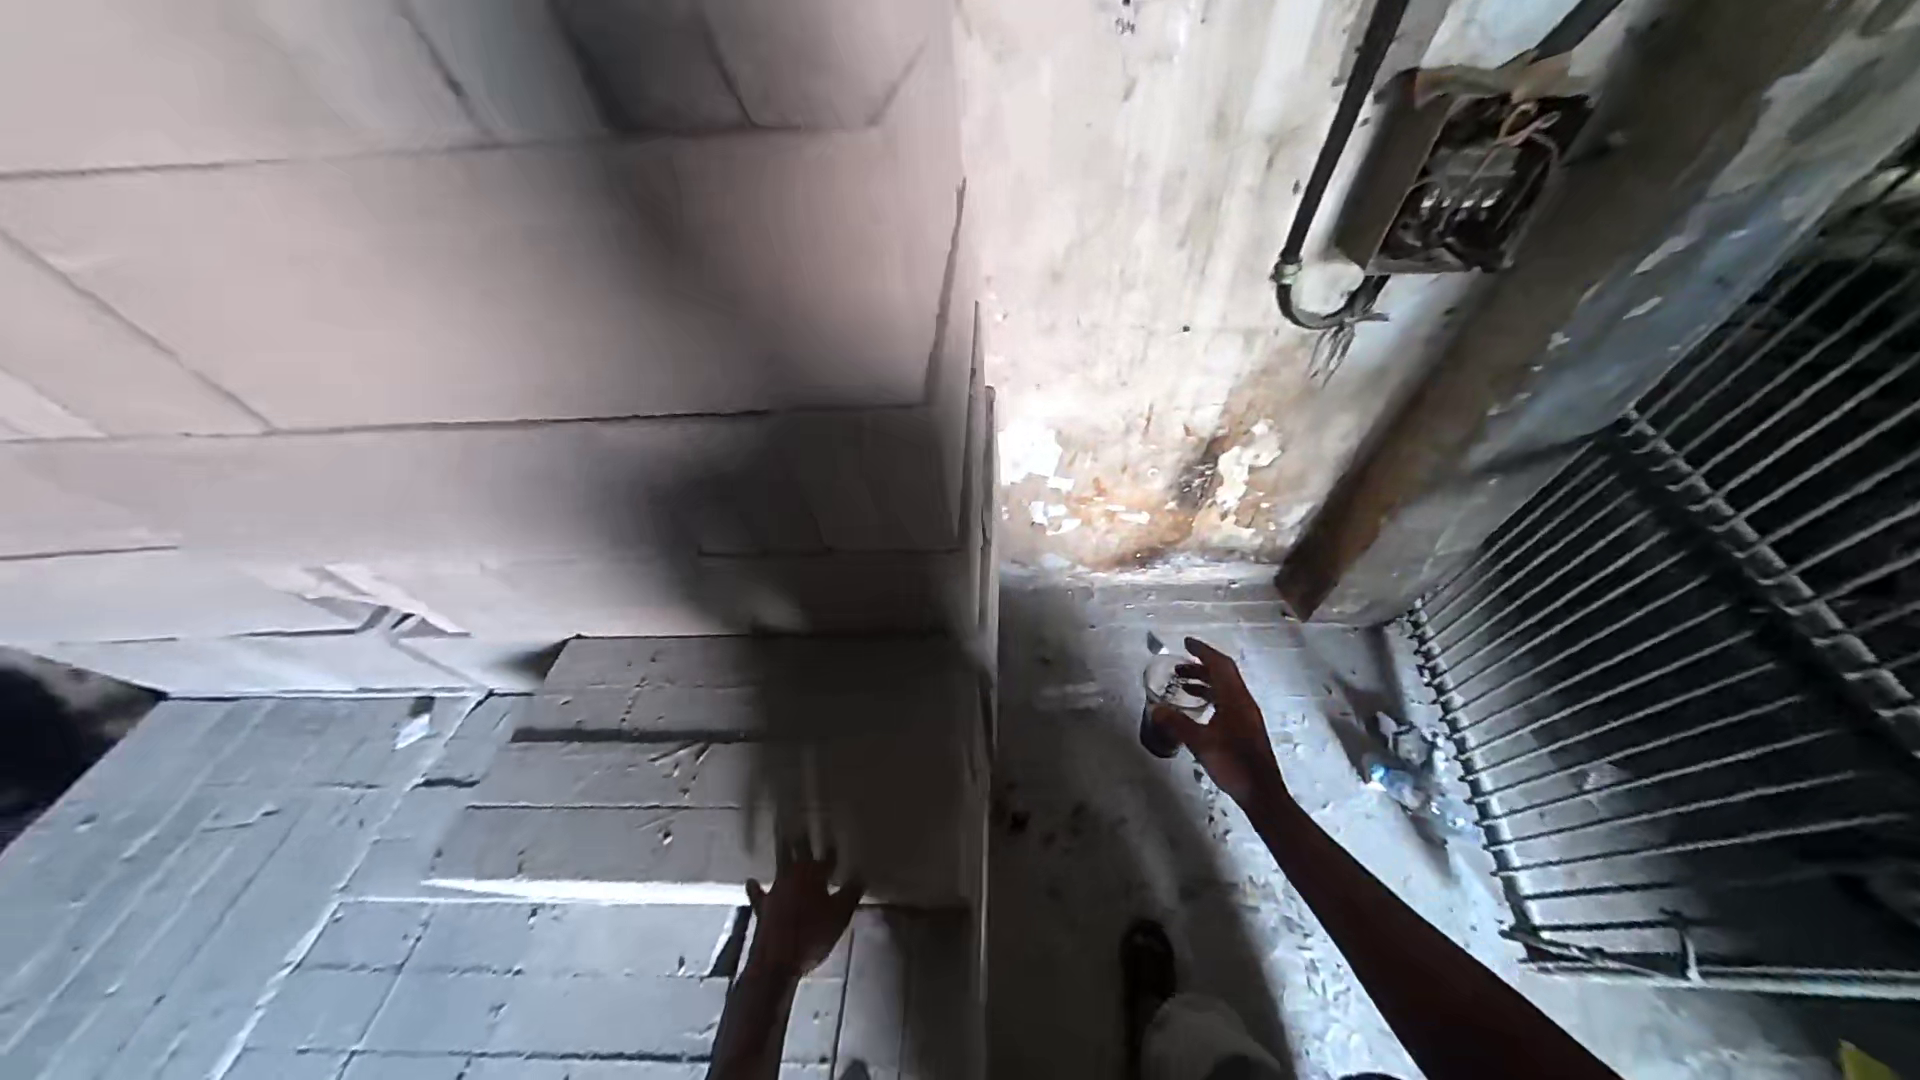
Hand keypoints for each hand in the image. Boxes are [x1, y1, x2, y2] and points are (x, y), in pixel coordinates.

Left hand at [744, 834, 863, 978]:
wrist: (777, 963)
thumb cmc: (813, 935)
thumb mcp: (840, 915)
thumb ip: (851, 893)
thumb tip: (861, 874)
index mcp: (814, 873)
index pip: (827, 856)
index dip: (832, 849)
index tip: (835, 836)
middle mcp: (793, 874)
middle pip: (800, 852)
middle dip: (803, 839)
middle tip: (802, 824)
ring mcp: (776, 889)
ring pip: (781, 865)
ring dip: (784, 854)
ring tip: (783, 841)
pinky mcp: (763, 907)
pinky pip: (759, 893)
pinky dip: (756, 887)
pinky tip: (751, 881)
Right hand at [1153, 637, 1288, 809]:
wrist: (1261, 793)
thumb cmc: (1232, 764)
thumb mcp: (1200, 743)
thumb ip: (1177, 724)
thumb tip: (1156, 709)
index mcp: (1235, 699)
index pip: (1220, 665)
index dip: (1203, 651)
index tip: (1186, 643)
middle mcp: (1244, 702)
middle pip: (1224, 674)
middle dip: (1201, 665)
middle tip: (1178, 666)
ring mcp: (1247, 715)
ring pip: (1225, 688)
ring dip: (1204, 681)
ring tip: (1182, 684)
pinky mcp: (1246, 727)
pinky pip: (1227, 700)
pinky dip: (1210, 695)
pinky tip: (1197, 707)